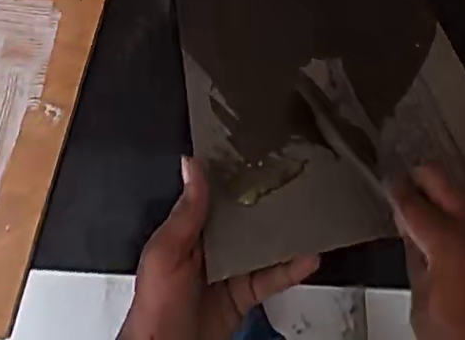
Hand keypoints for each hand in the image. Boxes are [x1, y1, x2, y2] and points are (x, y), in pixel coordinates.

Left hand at [118, 157, 320, 339]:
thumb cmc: (156, 309)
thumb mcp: (166, 253)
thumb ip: (185, 213)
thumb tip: (192, 164)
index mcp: (187, 229)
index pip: (213, 194)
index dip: (233, 176)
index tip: (257, 156)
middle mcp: (208, 246)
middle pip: (241, 217)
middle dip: (264, 201)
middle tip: (292, 182)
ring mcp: (227, 272)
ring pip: (260, 245)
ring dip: (283, 233)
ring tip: (307, 216)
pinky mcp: (242, 297)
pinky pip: (269, 278)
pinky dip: (290, 269)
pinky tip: (307, 258)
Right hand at [389, 164, 464, 339]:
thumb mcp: (424, 312)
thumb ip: (415, 262)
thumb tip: (411, 235)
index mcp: (447, 243)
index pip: (410, 199)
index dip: (396, 188)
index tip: (393, 186)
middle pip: (440, 175)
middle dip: (421, 178)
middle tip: (413, 189)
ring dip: (454, 191)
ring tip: (445, 208)